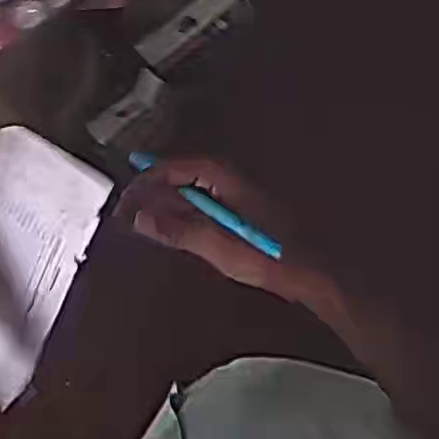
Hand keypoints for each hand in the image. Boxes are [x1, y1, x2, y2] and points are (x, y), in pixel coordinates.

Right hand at [117, 157, 326, 306]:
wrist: (312, 271)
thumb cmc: (272, 254)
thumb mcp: (220, 246)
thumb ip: (180, 230)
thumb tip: (143, 216)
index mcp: (221, 175)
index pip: (172, 167)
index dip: (145, 181)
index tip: (126, 199)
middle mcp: (224, 177)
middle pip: (177, 176)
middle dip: (149, 192)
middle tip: (126, 213)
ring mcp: (230, 193)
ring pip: (185, 191)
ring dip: (161, 204)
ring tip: (140, 222)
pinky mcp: (234, 210)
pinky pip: (196, 204)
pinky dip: (177, 214)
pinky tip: (169, 230)